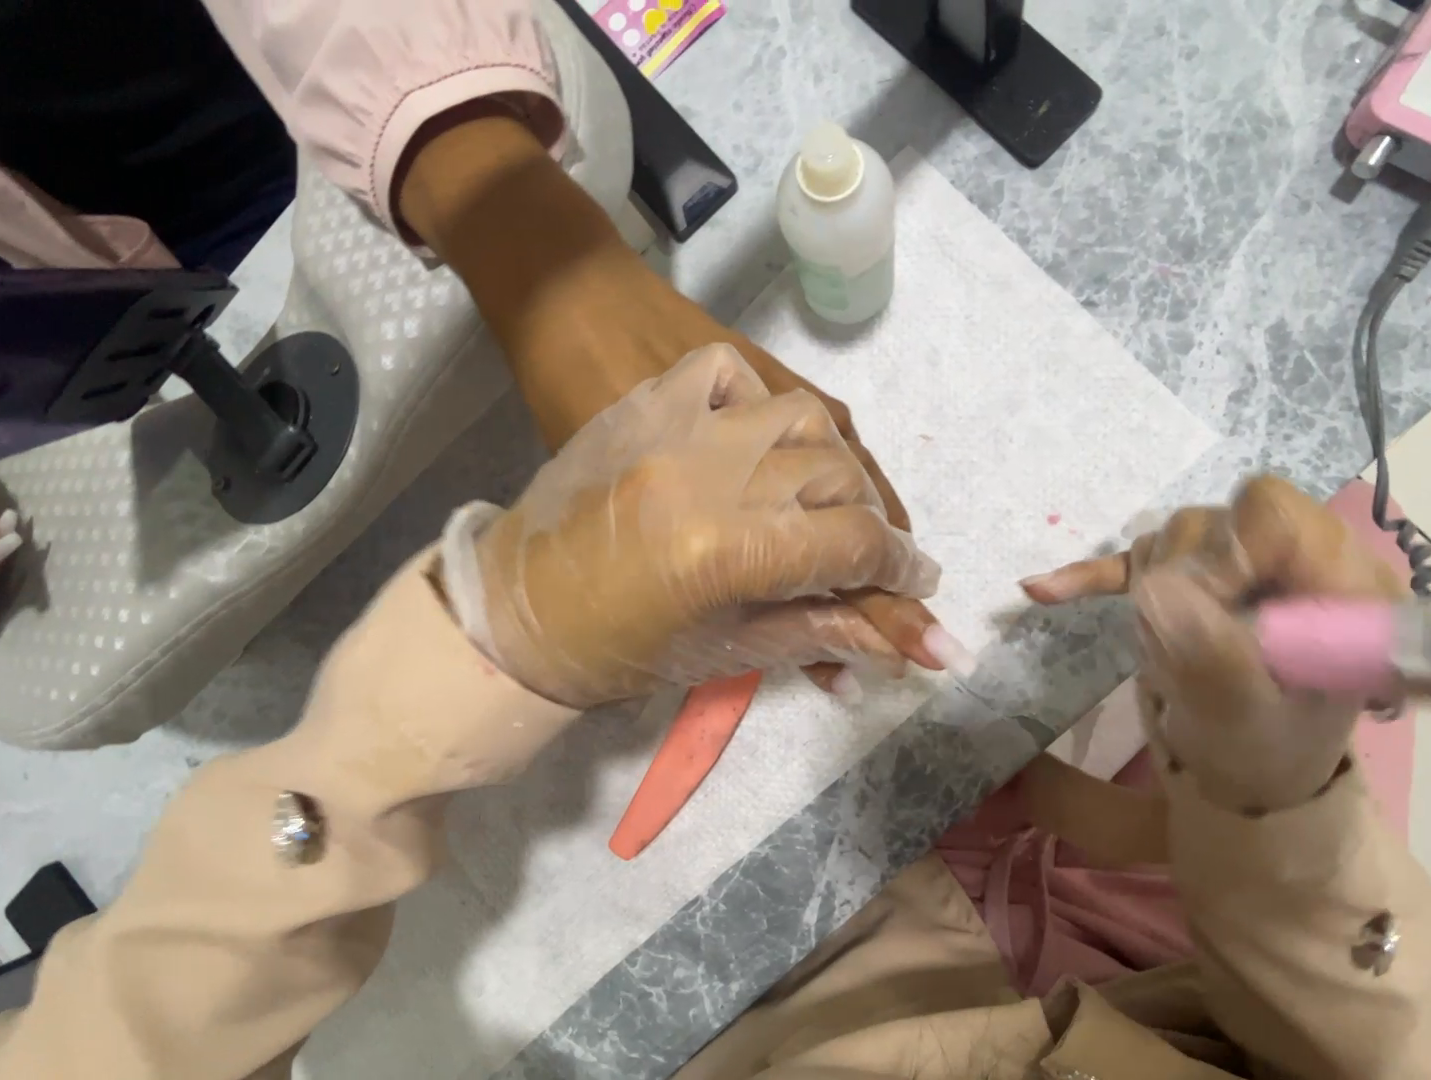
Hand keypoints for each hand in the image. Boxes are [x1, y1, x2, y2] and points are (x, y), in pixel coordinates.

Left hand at [437, 345, 941, 708]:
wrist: (507, 600)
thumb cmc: (607, 648)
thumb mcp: (717, 652)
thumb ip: (815, 633)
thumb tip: (899, 645)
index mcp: (721, 550)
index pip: (850, 543)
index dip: (899, 571)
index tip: (923, 590)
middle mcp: (711, 472)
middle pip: (839, 478)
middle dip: (873, 529)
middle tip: (875, 566)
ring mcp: (683, 423)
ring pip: (806, 420)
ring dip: (837, 468)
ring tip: (833, 511)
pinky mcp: (659, 397)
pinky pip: (743, 382)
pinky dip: (774, 411)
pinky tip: (773, 450)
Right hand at [1019, 475, 1403, 812]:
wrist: (1250, 773)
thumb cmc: (1263, 750)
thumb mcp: (1248, 708)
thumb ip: (1211, 646)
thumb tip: (1155, 587)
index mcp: (1340, 583)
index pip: (1275, 514)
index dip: (1227, 546)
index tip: (1210, 605)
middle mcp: (1297, 559)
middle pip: (1220, 519)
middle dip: (1183, 571)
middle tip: (1179, 630)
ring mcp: (1243, 565)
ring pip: (1178, 536)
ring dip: (1149, 584)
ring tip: (1159, 643)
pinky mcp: (1198, 578)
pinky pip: (1140, 559)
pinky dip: (1092, 576)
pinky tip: (1041, 590)